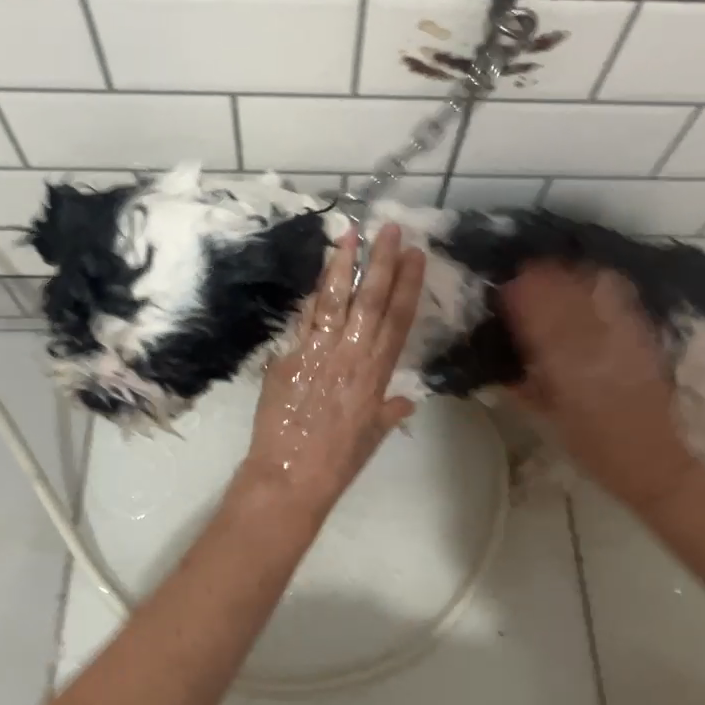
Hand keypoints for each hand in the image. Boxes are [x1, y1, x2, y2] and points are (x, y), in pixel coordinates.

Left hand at [241, 225, 427, 517]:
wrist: (290, 476)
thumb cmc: (337, 462)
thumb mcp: (373, 436)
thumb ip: (389, 411)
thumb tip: (406, 400)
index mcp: (377, 374)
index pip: (398, 319)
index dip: (408, 284)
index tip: (415, 253)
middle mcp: (352, 356)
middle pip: (371, 300)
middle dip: (381, 261)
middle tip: (387, 228)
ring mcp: (319, 352)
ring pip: (336, 300)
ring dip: (344, 265)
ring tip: (352, 234)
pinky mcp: (290, 355)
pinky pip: (305, 318)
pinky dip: (313, 293)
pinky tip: (320, 271)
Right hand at [500, 264, 696, 510]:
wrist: (651, 460)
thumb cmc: (591, 445)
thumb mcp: (546, 418)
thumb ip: (520, 386)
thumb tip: (497, 363)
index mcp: (562, 366)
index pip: (535, 317)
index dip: (519, 296)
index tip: (506, 287)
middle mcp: (591, 345)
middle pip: (562, 294)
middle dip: (540, 278)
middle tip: (524, 274)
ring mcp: (620, 337)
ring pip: (590, 289)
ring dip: (567, 276)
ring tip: (553, 272)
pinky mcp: (641, 336)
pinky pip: (619, 297)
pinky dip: (600, 282)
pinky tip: (590, 278)